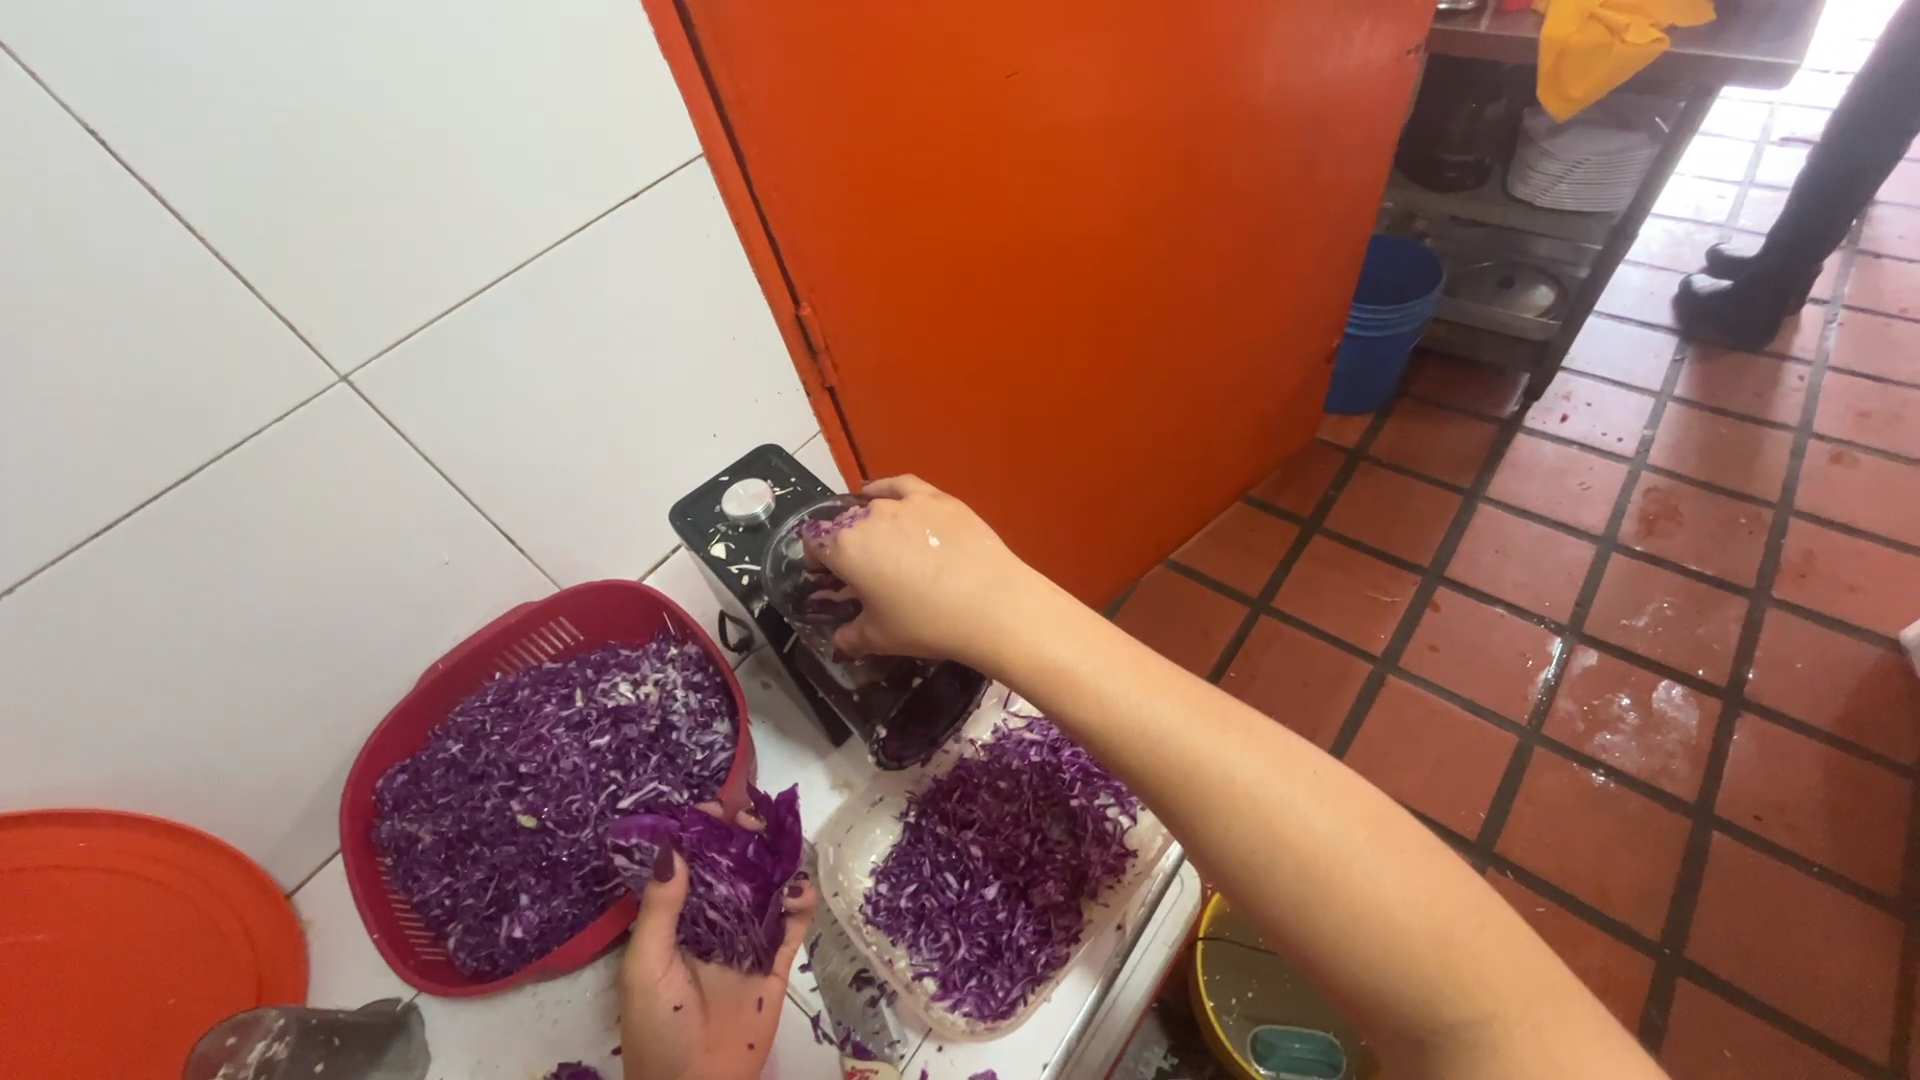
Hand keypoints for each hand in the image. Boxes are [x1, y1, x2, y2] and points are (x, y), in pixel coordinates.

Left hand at [618, 808, 816, 1079]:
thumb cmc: (658, 1030)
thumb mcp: (646, 969)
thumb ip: (660, 911)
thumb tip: (673, 847)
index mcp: (677, 922)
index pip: (691, 865)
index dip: (701, 834)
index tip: (714, 808)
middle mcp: (713, 923)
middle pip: (732, 868)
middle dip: (742, 839)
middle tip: (752, 821)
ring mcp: (747, 940)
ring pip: (765, 887)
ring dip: (775, 860)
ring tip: (781, 840)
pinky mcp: (776, 961)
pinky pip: (792, 924)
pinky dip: (801, 900)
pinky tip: (800, 888)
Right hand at [809, 475, 1056, 670]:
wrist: (991, 603)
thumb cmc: (927, 623)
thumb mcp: (880, 639)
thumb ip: (850, 637)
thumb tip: (838, 642)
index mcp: (845, 549)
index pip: (814, 543)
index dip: (816, 560)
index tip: (826, 577)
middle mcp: (869, 517)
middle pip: (842, 523)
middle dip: (843, 542)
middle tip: (860, 570)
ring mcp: (906, 503)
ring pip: (872, 504)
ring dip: (866, 519)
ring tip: (877, 538)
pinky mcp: (938, 498)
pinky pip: (903, 486)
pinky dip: (888, 489)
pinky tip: (884, 494)